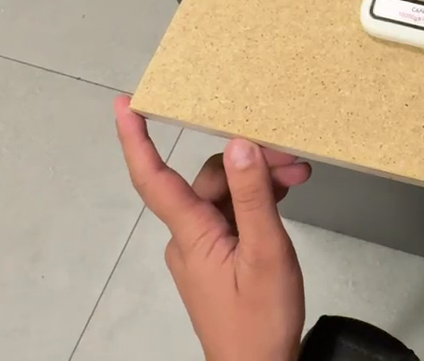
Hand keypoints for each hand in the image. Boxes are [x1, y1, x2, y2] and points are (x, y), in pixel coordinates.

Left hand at [114, 96, 311, 360]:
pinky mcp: (218, 254)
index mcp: (192, 234)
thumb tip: (239, 142)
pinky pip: (232, 210)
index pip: (154, 178)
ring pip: (225, 191)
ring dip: (261, 178)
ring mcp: (203, 246)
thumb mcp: (266, 252)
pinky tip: (284, 194)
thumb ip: (252, 195)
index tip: (125, 103)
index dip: (136, 139)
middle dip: (251, 159)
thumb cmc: (261, 319)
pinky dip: (257, 196)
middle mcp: (189, 236)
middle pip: (211, 177)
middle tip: (295, 162)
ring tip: (299, 179)